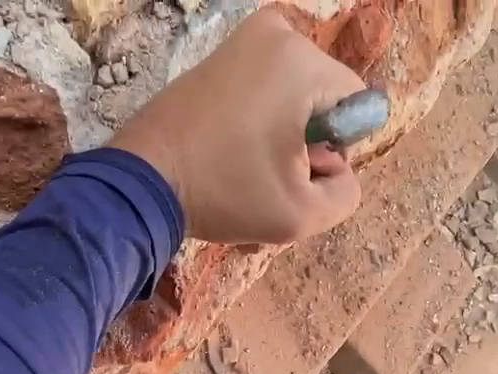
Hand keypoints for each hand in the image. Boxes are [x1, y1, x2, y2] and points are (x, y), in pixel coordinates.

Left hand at [109, 7, 366, 245]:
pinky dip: (254, 133)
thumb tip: (340, 170)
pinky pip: (260, 97)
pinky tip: (232, 166)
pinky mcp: (217, 60)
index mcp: (301, 59)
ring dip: (278, 149)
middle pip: (320, 103)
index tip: (298, 178)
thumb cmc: (223, 194)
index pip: (355, 105)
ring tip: (247, 183)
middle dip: (303, 151)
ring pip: (289, 104)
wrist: (142, 183)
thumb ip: (344, 195)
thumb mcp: (299, 215)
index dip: (336, 152)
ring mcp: (241, 42)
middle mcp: (275, 34)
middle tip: (268, 189)